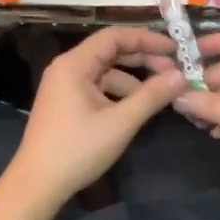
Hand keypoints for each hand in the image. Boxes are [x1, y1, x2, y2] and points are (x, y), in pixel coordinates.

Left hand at [10, 28, 185, 202]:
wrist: (38, 183)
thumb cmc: (78, 149)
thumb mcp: (121, 122)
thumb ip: (152, 96)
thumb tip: (181, 75)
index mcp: (75, 64)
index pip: (115, 36)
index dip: (147, 39)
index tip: (175, 50)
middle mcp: (67, 68)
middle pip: (110, 52)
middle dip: (143, 59)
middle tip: (173, 72)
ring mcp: (64, 86)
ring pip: (105, 72)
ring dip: (133, 79)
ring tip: (160, 94)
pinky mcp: (65, 104)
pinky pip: (97, 88)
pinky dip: (119, 93)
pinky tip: (137, 107)